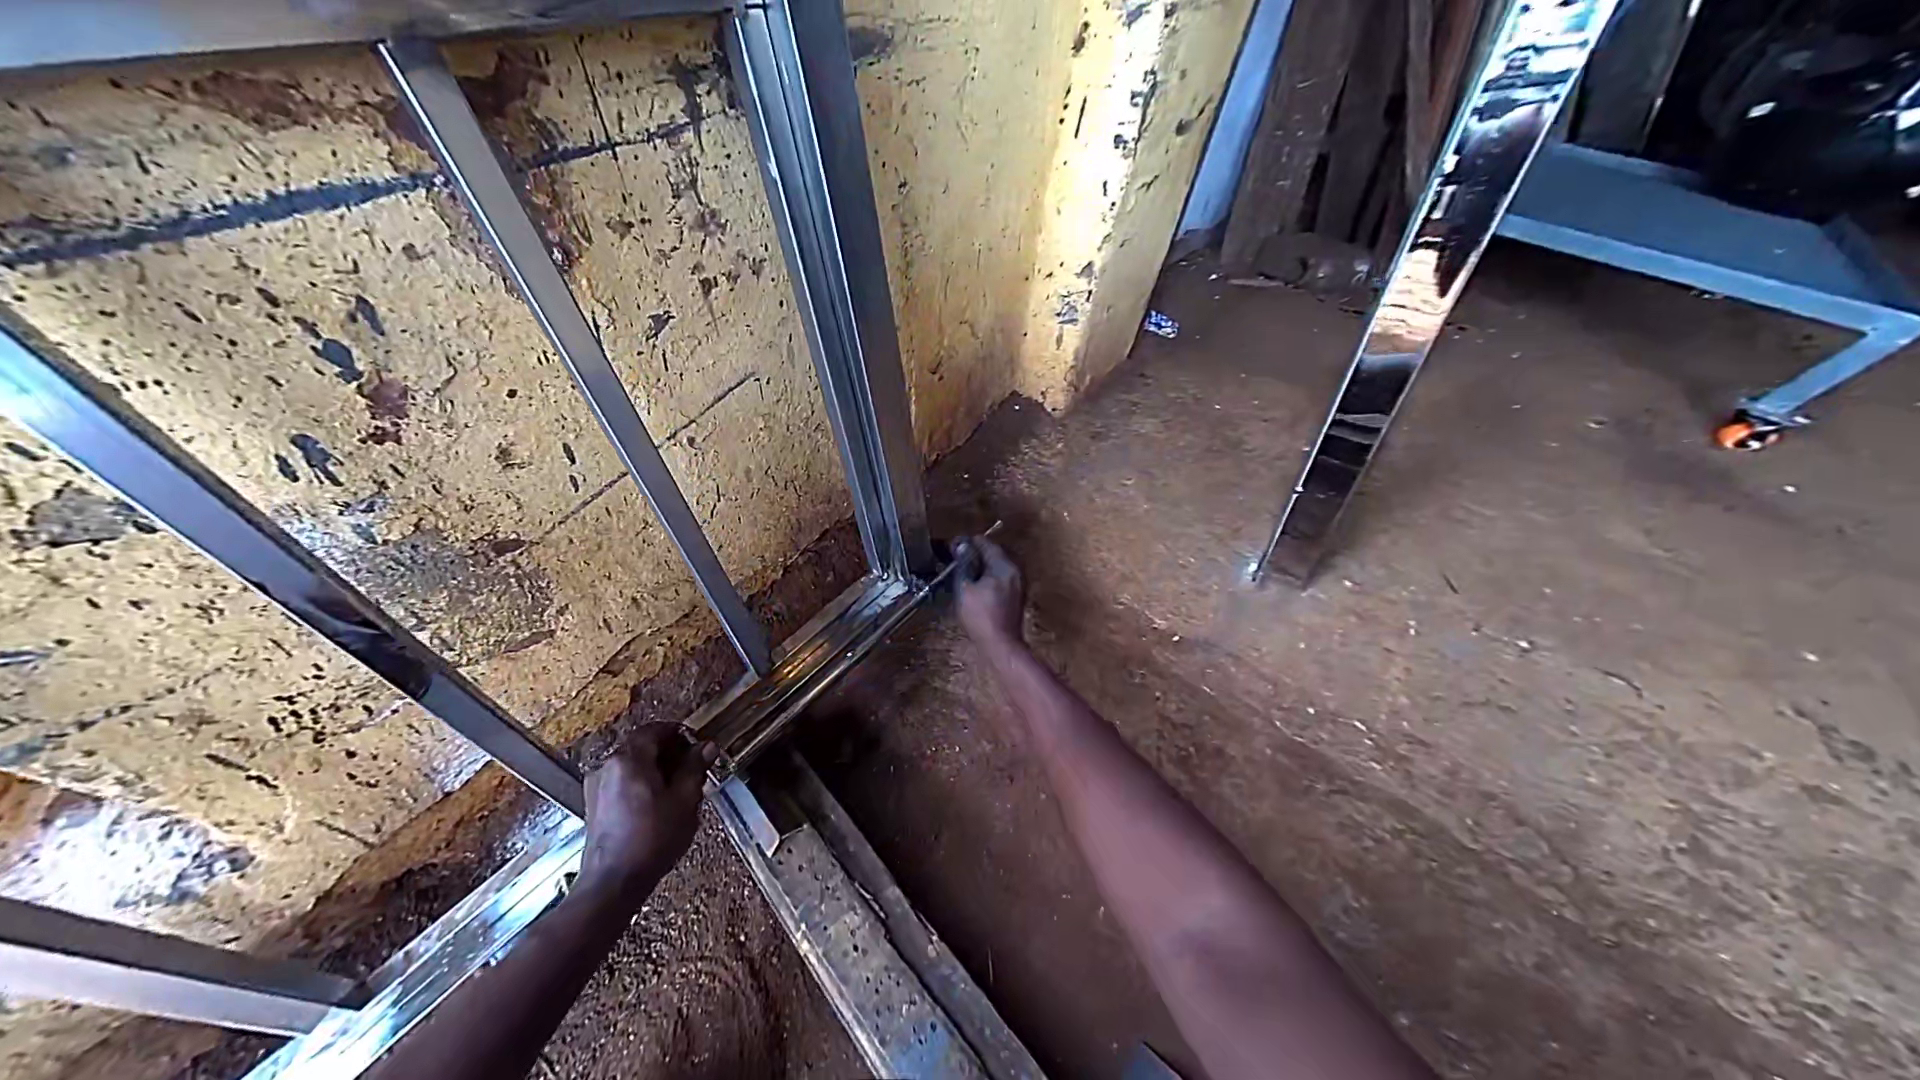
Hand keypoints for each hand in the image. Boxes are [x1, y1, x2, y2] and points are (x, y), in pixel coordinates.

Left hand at [576, 724, 715, 907]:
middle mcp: (608, 767)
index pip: (655, 729)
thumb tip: (707, 746)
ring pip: (632, 764)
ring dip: (655, 768)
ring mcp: (597, 786)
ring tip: (678, 786)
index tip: (696, 744)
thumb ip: (695, 768)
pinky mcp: (595, 806)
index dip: (679, 733)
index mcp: (629, 759)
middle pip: (641, 746)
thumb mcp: (685, 799)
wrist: (613, 882)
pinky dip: (641, 782)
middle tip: (693, 765)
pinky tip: (658, 803)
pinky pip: (622, 781)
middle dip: (669, 751)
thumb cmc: (652, 838)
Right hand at [953, 535, 1024, 646]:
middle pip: (994, 554)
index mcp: (1004, 566)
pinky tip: (976, 587)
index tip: (952, 547)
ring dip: (981, 566)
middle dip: (975, 554)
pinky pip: (1001, 579)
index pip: (986, 544)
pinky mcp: (1016, 597)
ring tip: (963, 573)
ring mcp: (1018, 585)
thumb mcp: (965, 588)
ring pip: (998, 567)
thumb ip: (963, 563)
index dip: (967, 543)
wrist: (1001, 645)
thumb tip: (961, 544)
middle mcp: (1015, 572)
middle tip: (955, 559)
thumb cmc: (980, 616)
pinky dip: (988, 578)